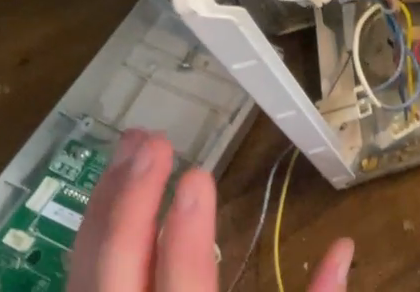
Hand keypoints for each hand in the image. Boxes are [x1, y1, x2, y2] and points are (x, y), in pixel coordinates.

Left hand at [69, 130, 356, 291]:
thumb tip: (343, 249)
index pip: (180, 288)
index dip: (187, 233)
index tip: (198, 174)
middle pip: (113, 277)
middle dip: (129, 204)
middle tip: (149, 142)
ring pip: (81, 282)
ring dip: (102, 213)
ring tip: (126, 155)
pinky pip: (76, 291)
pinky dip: (91, 243)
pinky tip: (110, 207)